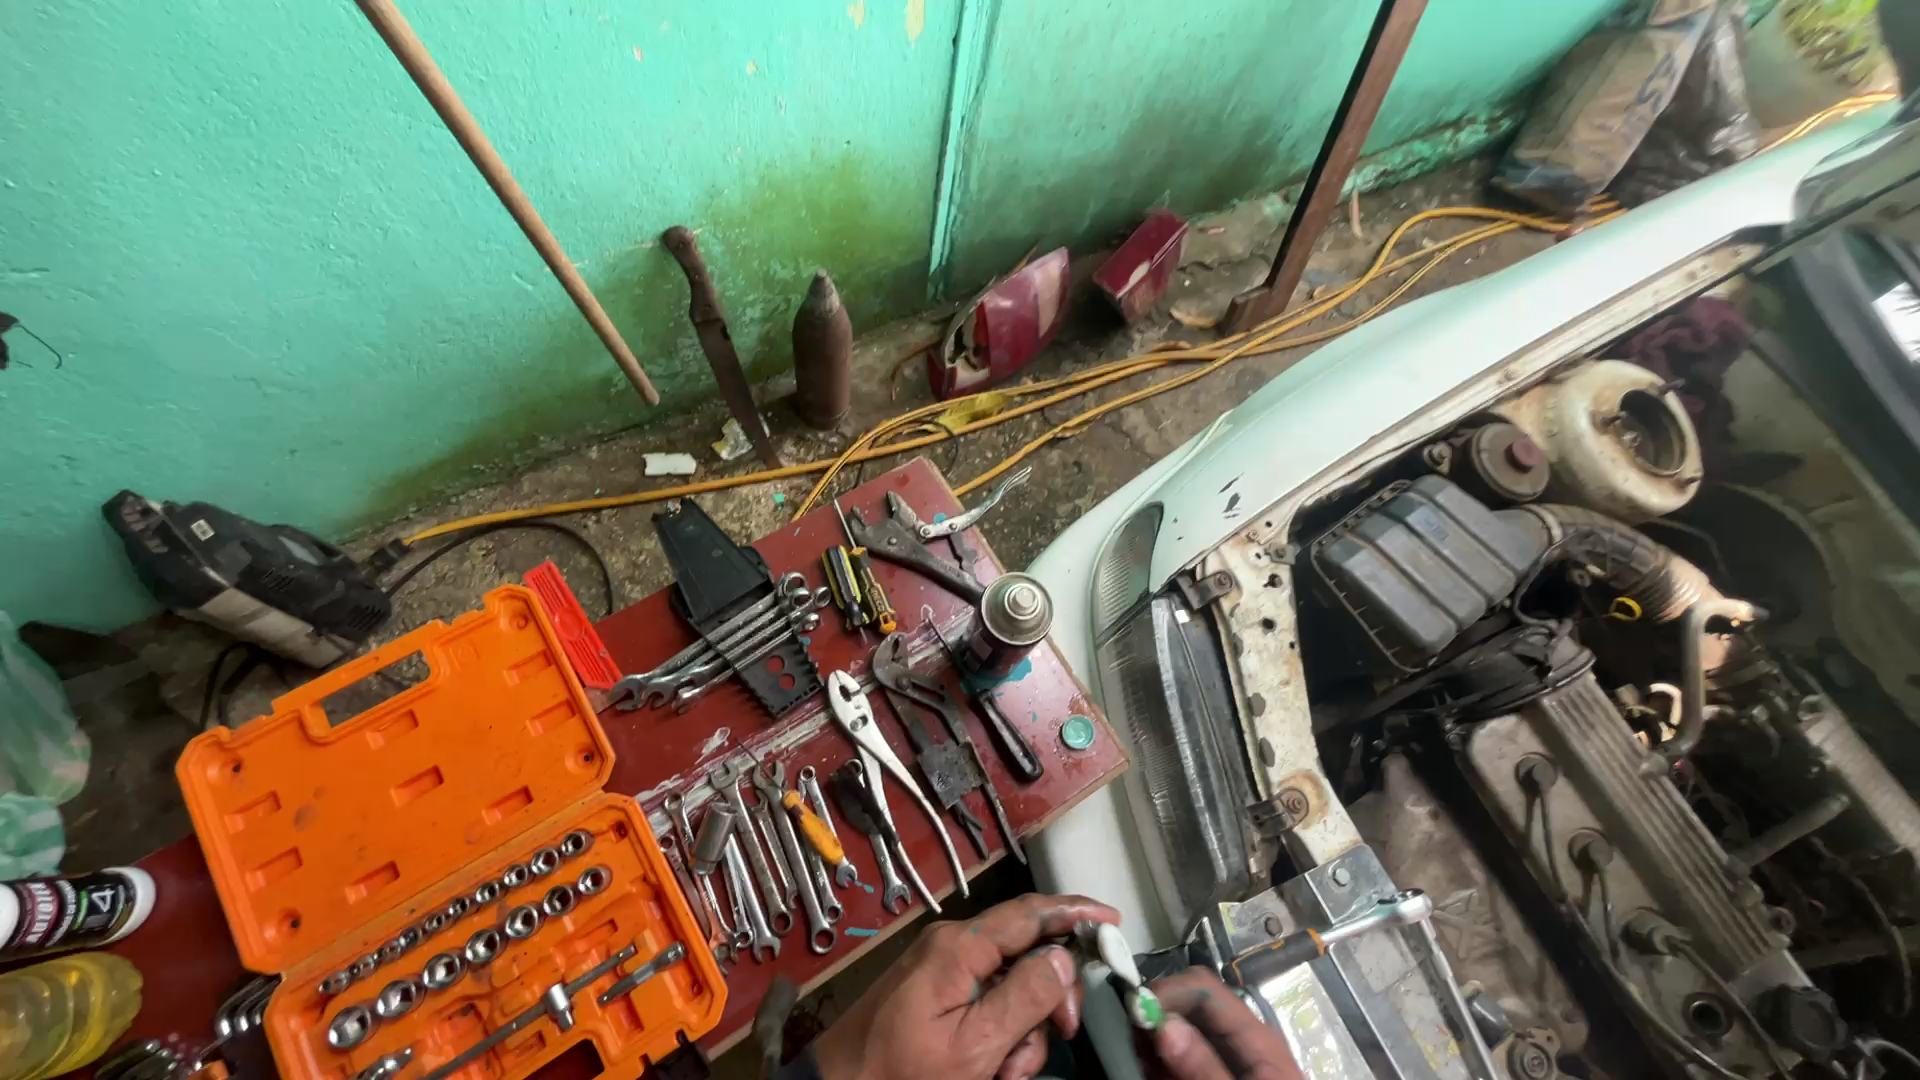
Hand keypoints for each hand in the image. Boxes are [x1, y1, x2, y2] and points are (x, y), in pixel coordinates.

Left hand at [813, 893, 1119, 1079]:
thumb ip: (1024, 998)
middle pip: (1024, 953)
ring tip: (1004, 1073)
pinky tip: (989, 1068)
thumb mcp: (974, 1047)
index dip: (1074, 911)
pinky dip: (996, 1034)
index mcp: (960, 946)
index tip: (1112, 920)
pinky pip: (983, 1000)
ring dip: (1020, 1030)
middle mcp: (952, 944)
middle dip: (1048, 998)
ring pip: (1008, 985)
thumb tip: (1065, 955)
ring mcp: (941, 967)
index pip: (1030, 913)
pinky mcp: (933, 991)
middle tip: (1061, 1036)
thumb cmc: (904, 1072)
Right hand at [1145, 968, 1304, 1079]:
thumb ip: (1202, 1068)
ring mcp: (1234, 1058)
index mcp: (1255, 1036)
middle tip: (1137, 1051)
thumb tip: (1162, 1024)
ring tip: (1147, 1071)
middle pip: (1189, 1003)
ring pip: (1183, 1029)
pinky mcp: (1224, 1075)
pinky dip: (1167, 1064)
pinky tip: (1159, 1079)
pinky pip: (1188, 1055)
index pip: (1203, 986)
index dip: (1167, 992)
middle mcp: (1243, 1038)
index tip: (1137, 1018)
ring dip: (1158, 1044)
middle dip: (1158, 1019)